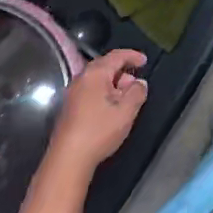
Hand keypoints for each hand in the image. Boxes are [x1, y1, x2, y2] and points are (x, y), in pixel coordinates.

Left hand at [46, 49, 148, 172]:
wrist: (68, 157)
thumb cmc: (99, 131)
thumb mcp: (126, 111)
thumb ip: (137, 93)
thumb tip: (139, 82)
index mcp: (95, 74)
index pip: (116, 56)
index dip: (132, 56)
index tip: (144, 61)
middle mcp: (81, 78)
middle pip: (105, 66)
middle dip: (123, 72)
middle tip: (136, 85)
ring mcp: (72, 93)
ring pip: (97, 80)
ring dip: (114, 84)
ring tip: (126, 99)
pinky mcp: (69, 107)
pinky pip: (90, 91)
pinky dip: (104, 93)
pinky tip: (110, 109)